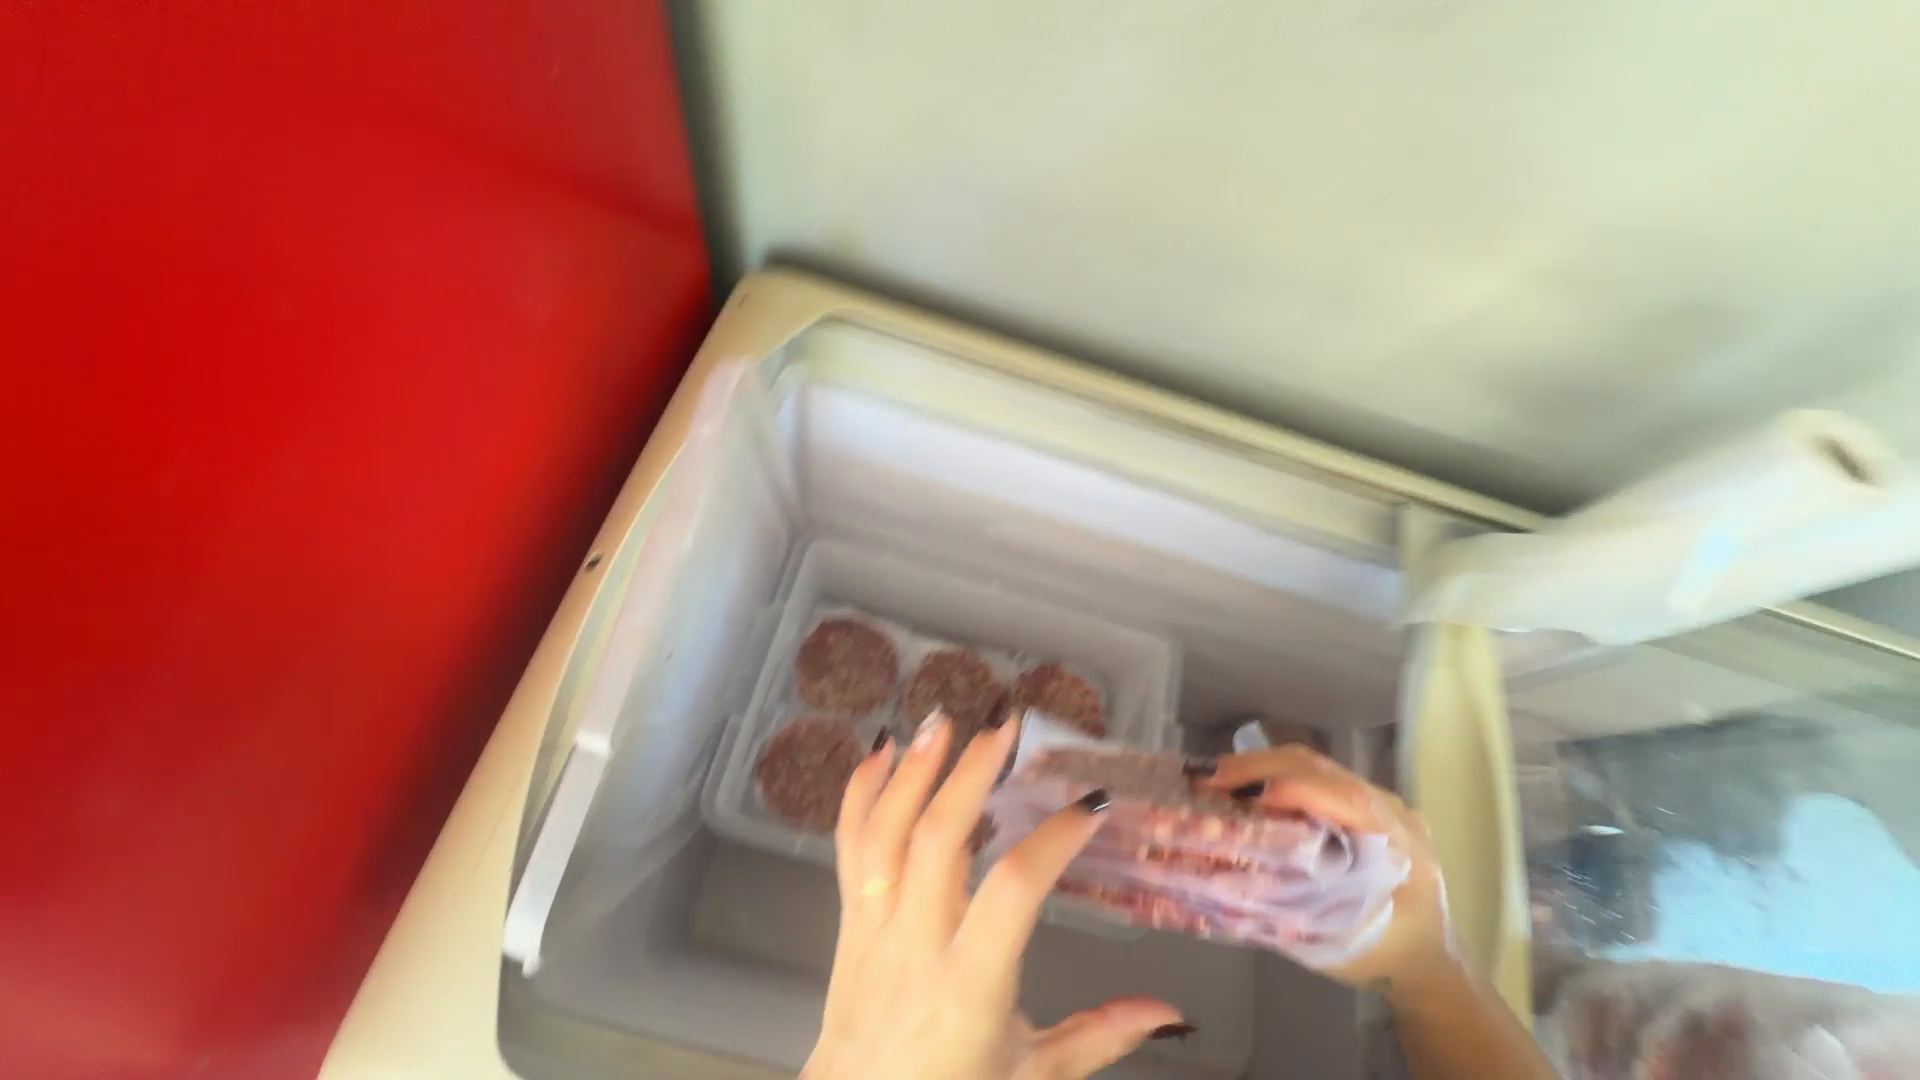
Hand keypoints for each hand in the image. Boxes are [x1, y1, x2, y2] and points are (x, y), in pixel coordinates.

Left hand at [803, 712, 1186, 1079]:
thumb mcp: (1032, 1073)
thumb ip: (1099, 1037)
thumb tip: (1168, 1014)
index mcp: (970, 984)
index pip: (1014, 892)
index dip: (1053, 841)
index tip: (1091, 805)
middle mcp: (916, 942)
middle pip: (938, 840)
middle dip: (971, 773)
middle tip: (1004, 727)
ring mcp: (874, 922)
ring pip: (886, 832)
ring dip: (914, 770)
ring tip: (942, 721)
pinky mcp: (850, 913)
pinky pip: (848, 843)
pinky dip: (861, 791)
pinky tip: (881, 750)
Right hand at [1203, 745, 1456, 994]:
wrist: (1430, 962)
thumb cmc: (1384, 955)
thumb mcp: (1340, 941)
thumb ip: (1292, 907)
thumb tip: (1230, 878)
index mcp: (1397, 846)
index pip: (1347, 799)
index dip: (1295, 789)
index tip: (1245, 797)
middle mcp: (1392, 813)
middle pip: (1325, 770)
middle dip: (1264, 767)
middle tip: (1212, 777)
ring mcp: (1381, 803)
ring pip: (1319, 766)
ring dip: (1266, 766)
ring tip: (1221, 776)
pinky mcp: (1366, 804)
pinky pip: (1319, 776)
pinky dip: (1279, 774)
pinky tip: (1248, 786)